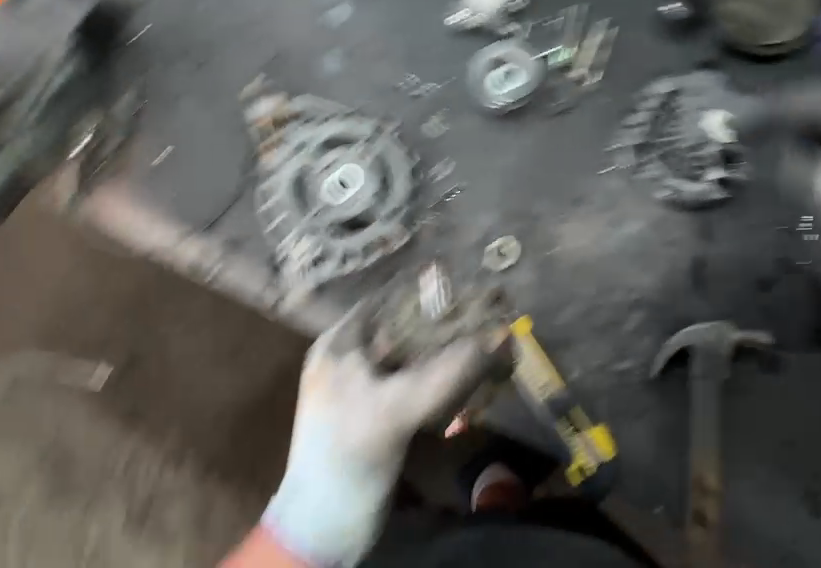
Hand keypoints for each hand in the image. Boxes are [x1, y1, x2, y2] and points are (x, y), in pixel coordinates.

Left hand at [263, 305, 500, 566]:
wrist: (323, 530)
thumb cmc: (346, 458)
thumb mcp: (394, 410)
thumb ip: (444, 373)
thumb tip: (497, 337)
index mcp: (340, 343)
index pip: (388, 300)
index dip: (427, 294)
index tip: (470, 291)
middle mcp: (351, 357)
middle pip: (406, 329)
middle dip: (446, 327)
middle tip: (488, 320)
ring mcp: (366, 389)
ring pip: (416, 359)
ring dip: (450, 356)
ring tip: (490, 350)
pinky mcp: (382, 419)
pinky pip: (419, 389)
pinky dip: (445, 386)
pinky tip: (474, 389)